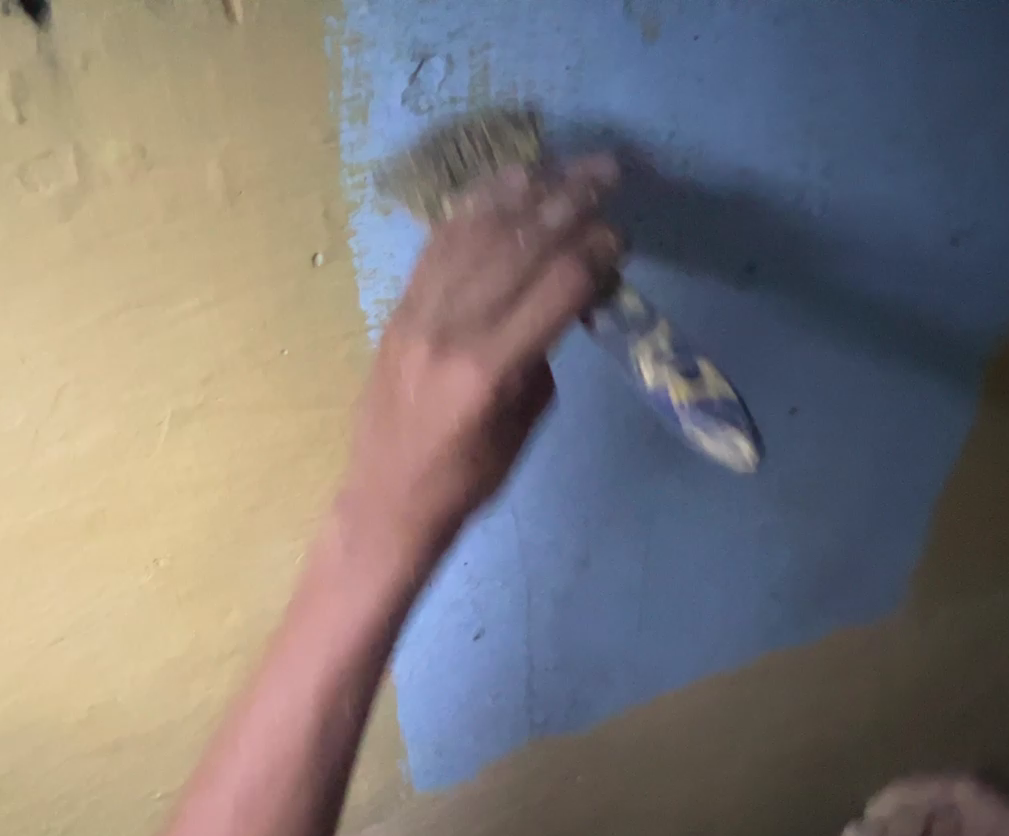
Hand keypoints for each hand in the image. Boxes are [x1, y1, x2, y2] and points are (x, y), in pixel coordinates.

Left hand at [340, 155, 623, 555]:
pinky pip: (436, 245)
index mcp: (490, 369)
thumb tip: (562, 301)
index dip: (598, 250)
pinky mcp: (396, 310)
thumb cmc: (466, 479)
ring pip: (475, 232)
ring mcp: (416, 314)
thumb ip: (542, 356)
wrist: (387, 497)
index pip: (559, 284)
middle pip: (520, 243)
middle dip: (571, 200)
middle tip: (609, 170)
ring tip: (560, 165)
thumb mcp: (523, 425)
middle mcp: (451, 329)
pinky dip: (472, 209)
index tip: (621, 237)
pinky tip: (500, 186)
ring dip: (522, 191)